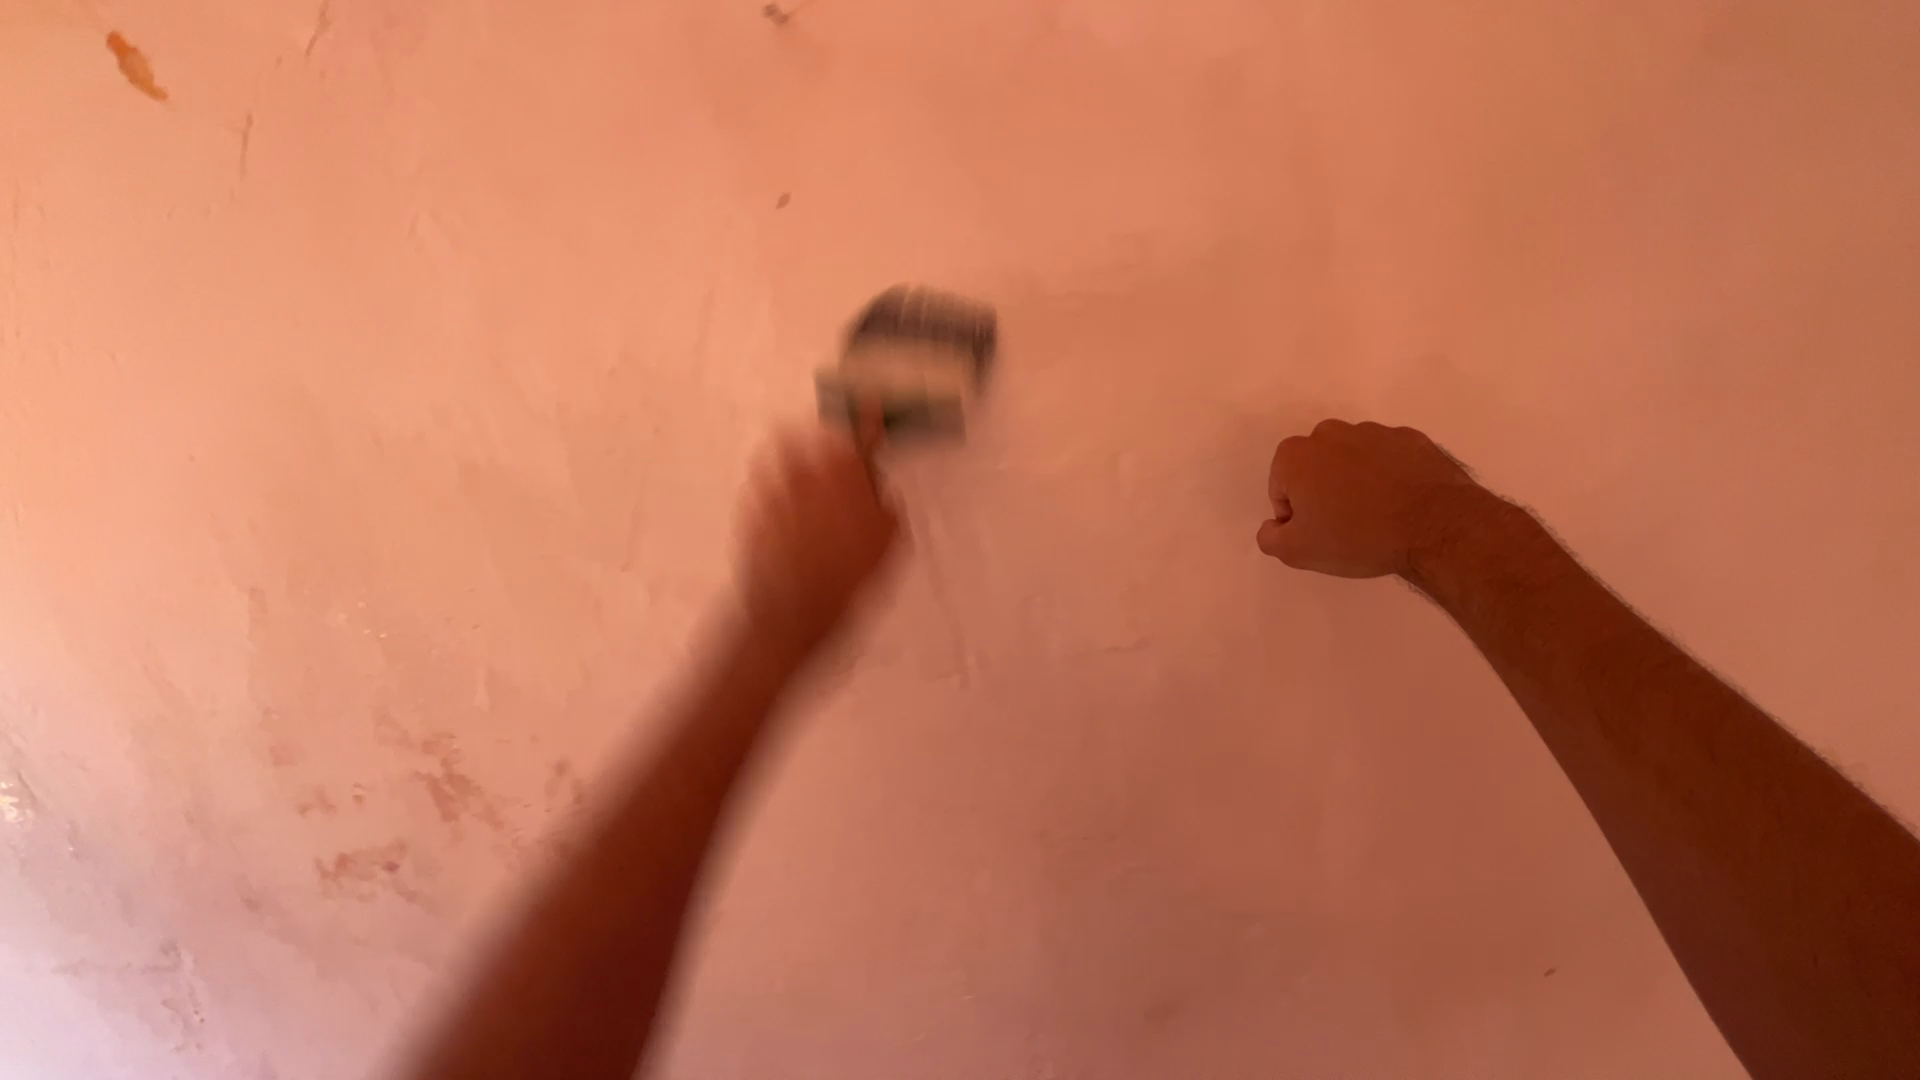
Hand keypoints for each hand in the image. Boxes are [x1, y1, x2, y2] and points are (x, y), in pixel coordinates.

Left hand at [737, 423, 901, 654]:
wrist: (794, 611)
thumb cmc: (846, 580)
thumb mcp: (890, 542)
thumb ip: (884, 506)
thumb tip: (877, 495)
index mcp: (846, 476)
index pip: (862, 434)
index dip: (868, 417)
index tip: (868, 402)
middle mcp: (807, 473)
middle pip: (815, 436)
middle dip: (827, 441)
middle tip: (837, 459)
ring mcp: (774, 489)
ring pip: (780, 451)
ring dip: (794, 454)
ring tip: (803, 472)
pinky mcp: (751, 509)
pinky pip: (761, 484)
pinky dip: (773, 486)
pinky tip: (784, 508)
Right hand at [1257, 420, 1488, 578]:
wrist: (1436, 528)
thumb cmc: (1356, 537)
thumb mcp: (1297, 552)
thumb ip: (1270, 537)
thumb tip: (1274, 526)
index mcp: (1296, 455)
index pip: (1281, 489)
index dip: (1295, 516)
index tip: (1319, 533)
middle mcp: (1331, 434)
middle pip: (1314, 468)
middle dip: (1322, 492)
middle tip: (1343, 524)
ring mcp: (1375, 432)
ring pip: (1351, 461)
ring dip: (1355, 483)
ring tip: (1376, 516)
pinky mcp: (1413, 439)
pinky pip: (1389, 459)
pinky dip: (1389, 477)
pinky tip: (1401, 504)